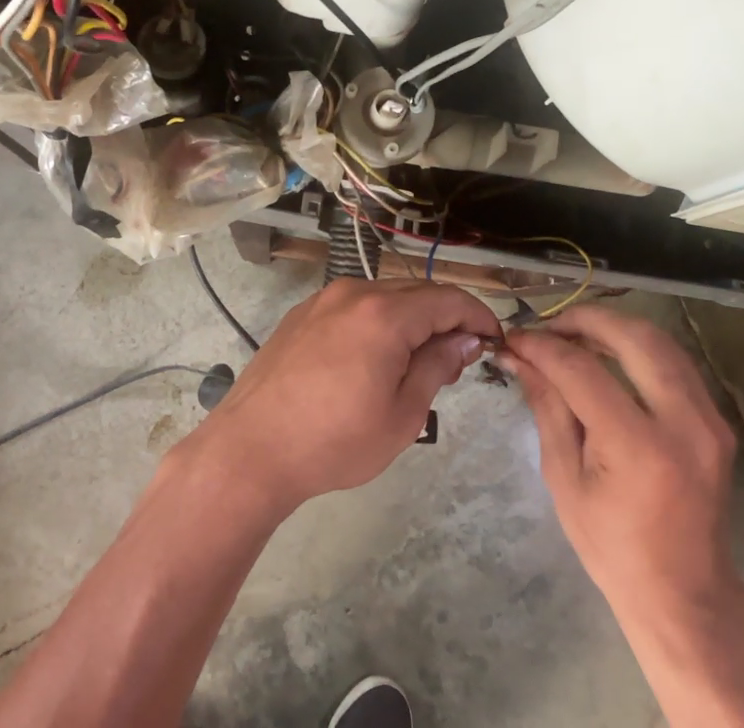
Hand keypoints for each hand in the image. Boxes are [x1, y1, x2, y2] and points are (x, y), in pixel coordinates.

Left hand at [174, 278, 499, 515]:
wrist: (251, 451)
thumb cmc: (334, 442)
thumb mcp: (403, 415)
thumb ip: (437, 366)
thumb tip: (464, 339)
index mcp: (384, 314)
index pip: (449, 298)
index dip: (478, 316)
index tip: (493, 341)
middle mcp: (352, 294)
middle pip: (416, 293)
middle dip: (445, 319)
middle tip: (456, 362)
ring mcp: (320, 302)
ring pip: (382, 298)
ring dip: (410, 321)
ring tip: (415, 365)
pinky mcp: (299, 317)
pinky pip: (352, 308)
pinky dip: (376, 324)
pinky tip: (373, 360)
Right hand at [501, 306, 739, 614]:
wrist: (682, 589)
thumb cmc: (610, 545)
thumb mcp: (564, 478)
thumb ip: (547, 408)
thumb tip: (520, 358)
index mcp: (638, 447)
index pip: (582, 370)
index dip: (544, 347)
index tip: (514, 339)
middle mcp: (683, 422)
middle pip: (635, 338)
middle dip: (586, 320)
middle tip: (548, 326)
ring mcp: (709, 420)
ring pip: (663, 342)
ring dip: (615, 328)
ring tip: (574, 334)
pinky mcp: (717, 421)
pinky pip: (677, 364)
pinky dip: (640, 349)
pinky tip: (609, 356)